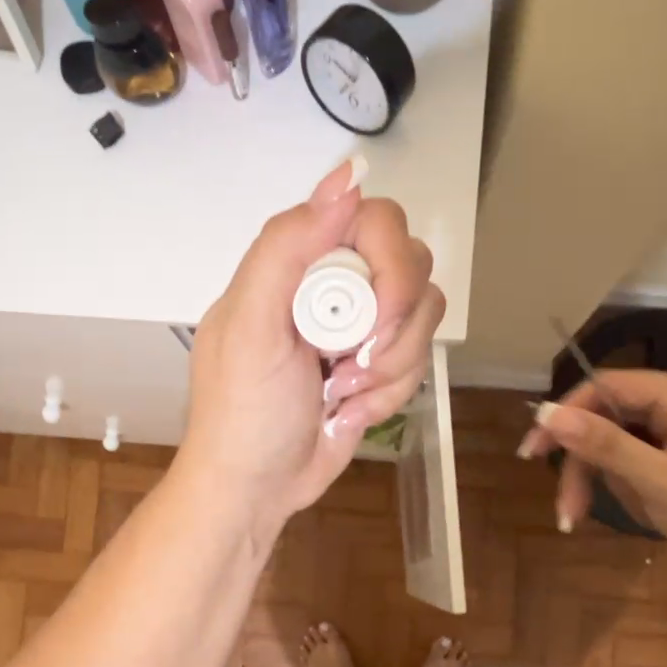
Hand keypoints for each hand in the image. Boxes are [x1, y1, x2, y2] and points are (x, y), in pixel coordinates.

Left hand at [177, 158, 445, 528]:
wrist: (255, 488)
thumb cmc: (243, 413)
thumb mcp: (251, 327)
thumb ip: (287, 247)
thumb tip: (347, 177)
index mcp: (295, 266)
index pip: (374, 221)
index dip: (389, 265)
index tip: (375, 315)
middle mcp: (332, 287)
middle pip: (411, 265)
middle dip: (393, 327)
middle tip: (349, 365)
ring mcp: (359, 329)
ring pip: (423, 316)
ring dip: (390, 367)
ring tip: (342, 394)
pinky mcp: (378, 368)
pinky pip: (419, 360)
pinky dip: (390, 394)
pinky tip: (348, 413)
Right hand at [518, 370, 666, 576]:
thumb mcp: (660, 483)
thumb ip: (604, 445)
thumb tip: (546, 413)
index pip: (607, 387)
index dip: (565, 415)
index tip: (532, 453)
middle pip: (608, 420)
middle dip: (585, 467)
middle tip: (567, 513)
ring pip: (618, 447)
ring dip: (605, 484)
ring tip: (621, 521)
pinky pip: (638, 464)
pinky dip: (628, 490)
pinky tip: (643, 515)